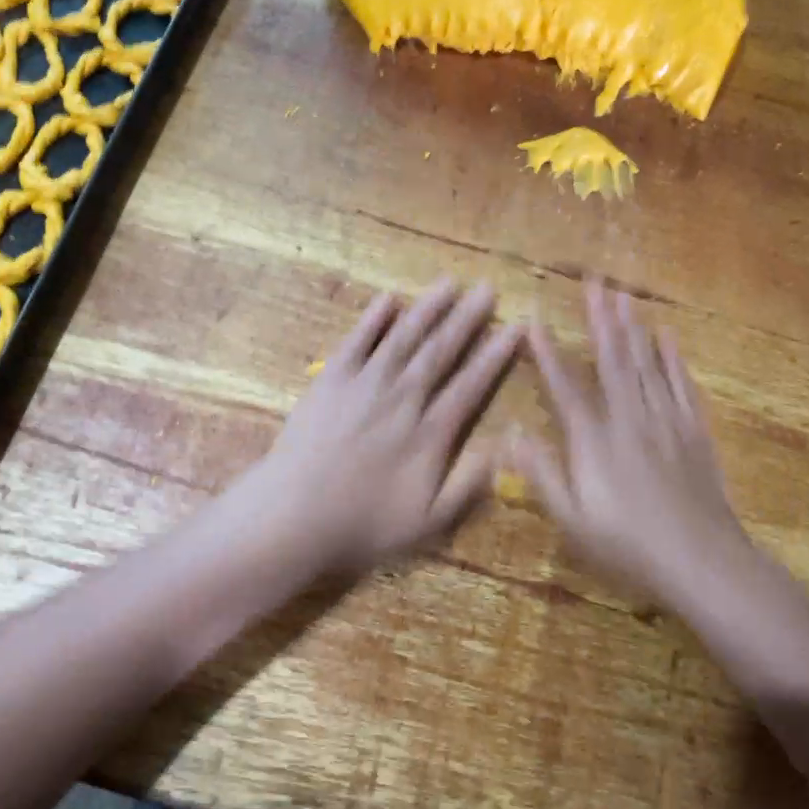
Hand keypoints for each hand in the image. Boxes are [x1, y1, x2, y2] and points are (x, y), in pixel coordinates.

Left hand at [254, 279, 521, 571]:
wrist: (293, 514)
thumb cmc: (362, 526)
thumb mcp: (427, 522)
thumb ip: (468, 485)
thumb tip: (505, 448)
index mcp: (429, 433)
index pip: (470, 385)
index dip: (495, 356)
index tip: (516, 329)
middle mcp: (402, 398)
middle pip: (439, 352)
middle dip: (467, 320)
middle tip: (488, 289)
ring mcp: (364, 384)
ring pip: (403, 338)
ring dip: (427, 309)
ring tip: (449, 282)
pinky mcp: (330, 380)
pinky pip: (356, 341)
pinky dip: (373, 319)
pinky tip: (389, 299)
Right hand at [514, 281, 748, 600]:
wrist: (702, 561)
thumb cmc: (628, 546)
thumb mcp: (572, 519)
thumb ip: (542, 473)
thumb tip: (510, 433)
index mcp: (594, 441)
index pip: (566, 387)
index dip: (548, 353)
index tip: (535, 320)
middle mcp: (629, 419)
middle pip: (613, 360)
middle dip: (600, 318)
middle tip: (594, 280)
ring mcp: (666, 422)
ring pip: (647, 364)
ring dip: (633, 327)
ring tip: (623, 294)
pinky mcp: (695, 433)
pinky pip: (682, 385)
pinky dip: (673, 358)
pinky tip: (667, 337)